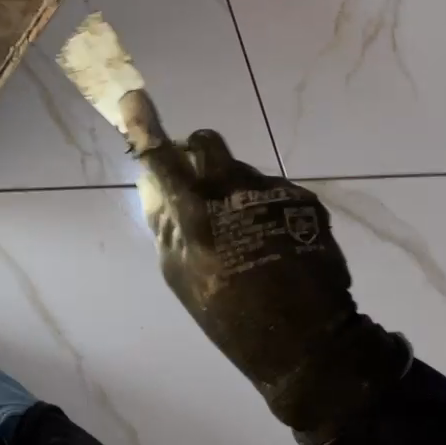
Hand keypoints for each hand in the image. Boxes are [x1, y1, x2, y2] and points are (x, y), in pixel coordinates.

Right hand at [122, 92, 408, 440]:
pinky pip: (269, 190)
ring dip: (232, 188)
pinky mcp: (304, 201)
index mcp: (197, 215)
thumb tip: (155, 185)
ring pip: (240, 170)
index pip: (162, 158)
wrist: (312, 346)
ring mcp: (273, 193)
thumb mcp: (179, 276)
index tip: (133, 98)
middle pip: (206, 144)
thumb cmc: (231, 317)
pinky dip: (262, 206)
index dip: (145, 125)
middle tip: (196, 183)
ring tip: (245, 232)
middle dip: (195, 153)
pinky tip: (272, 240)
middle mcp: (234, 193)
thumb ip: (164, 224)